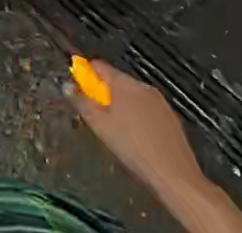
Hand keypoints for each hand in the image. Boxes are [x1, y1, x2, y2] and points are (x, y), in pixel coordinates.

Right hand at [67, 61, 241, 232]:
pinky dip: (138, 115)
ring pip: (133, 94)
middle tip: (97, 112)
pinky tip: (137, 136)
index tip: (79, 87)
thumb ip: (81, 101)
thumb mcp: (99, 124)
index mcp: (124, 83)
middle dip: (104, 92)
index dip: (85, 73)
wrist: (175, 176)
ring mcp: (160, 102)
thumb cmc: (132, 147)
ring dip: (121, 103)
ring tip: (117, 127)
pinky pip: (147, 108)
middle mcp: (143, 86)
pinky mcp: (172, 118)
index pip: (99, 65)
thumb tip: (67, 85)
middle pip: (116, 80)